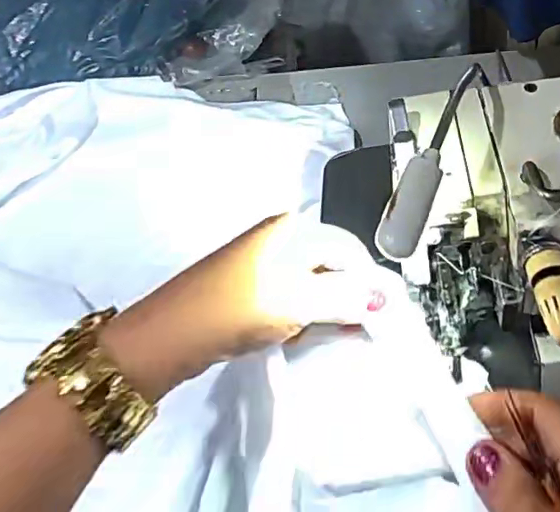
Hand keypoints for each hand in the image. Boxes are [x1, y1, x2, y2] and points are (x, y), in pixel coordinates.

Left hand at [101, 214, 381, 397]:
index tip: (383, 313)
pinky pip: (293, 297)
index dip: (367, 278)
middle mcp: (279, 237)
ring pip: (312, 282)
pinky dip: (305, 314)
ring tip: (331, 332)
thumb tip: (379, 298)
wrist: (176, 331)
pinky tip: (304, 332)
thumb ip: (341, 297)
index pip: (345, 246)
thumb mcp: (296, 299)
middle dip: (347, 294)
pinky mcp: (253, 288)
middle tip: (359, 327)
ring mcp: (264, 262)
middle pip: (329, 262)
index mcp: (291, 228)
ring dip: (327, 307)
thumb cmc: (238, 305)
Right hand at [466, 391, 559, 511]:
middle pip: (552, 432)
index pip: (542, 407)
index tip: (453, 419)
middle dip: (504, 439)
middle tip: (461, 456)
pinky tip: (518, 504)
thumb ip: (514, 493)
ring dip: (520, 468)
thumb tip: (480, 449)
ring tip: (484, 485)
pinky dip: (541, 491)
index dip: (495, 405)